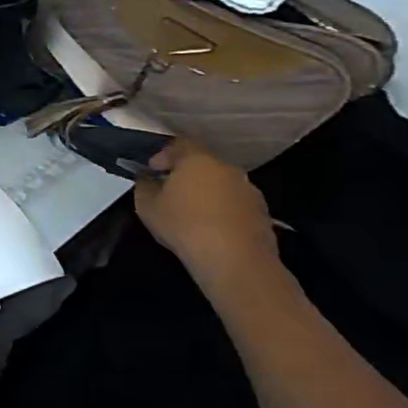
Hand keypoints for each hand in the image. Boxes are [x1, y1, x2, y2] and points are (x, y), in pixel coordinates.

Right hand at [133, 139, 283, 296]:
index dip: (163, 155)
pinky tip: (215, 232)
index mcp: (197, 159)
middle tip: (173, 193)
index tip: (153, 171)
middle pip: (203, 164)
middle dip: (187, 176)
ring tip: (195, 216)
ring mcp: (249, 190)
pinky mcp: (263, 214)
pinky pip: (237, 206)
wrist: (237, 263)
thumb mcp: (148, 207)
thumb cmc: (186, 226)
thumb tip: (147, 181)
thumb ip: (144, 187)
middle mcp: (226, 167)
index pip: (179, 145)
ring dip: (208, 194)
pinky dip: (225, 213)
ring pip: (222, 185)